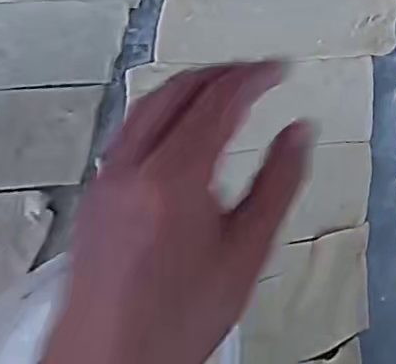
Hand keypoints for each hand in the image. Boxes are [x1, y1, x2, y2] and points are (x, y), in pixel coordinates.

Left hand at [46, 62, 312, 363]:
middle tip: (255, 73)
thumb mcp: (247, 254)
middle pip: (182, 88)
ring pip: (151, 100)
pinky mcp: (96, 191)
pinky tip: (179, 119)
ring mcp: (109, 176)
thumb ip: (280, 182)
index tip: (277, 70)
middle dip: (225, 72)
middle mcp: (134, 166)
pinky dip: (164, 105)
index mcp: (174, 175)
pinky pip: (131, 123)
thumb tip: (300, 133)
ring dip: (193, 83)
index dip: (255, 75)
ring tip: (224, 85)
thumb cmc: (170, 326)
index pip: (220, 98)